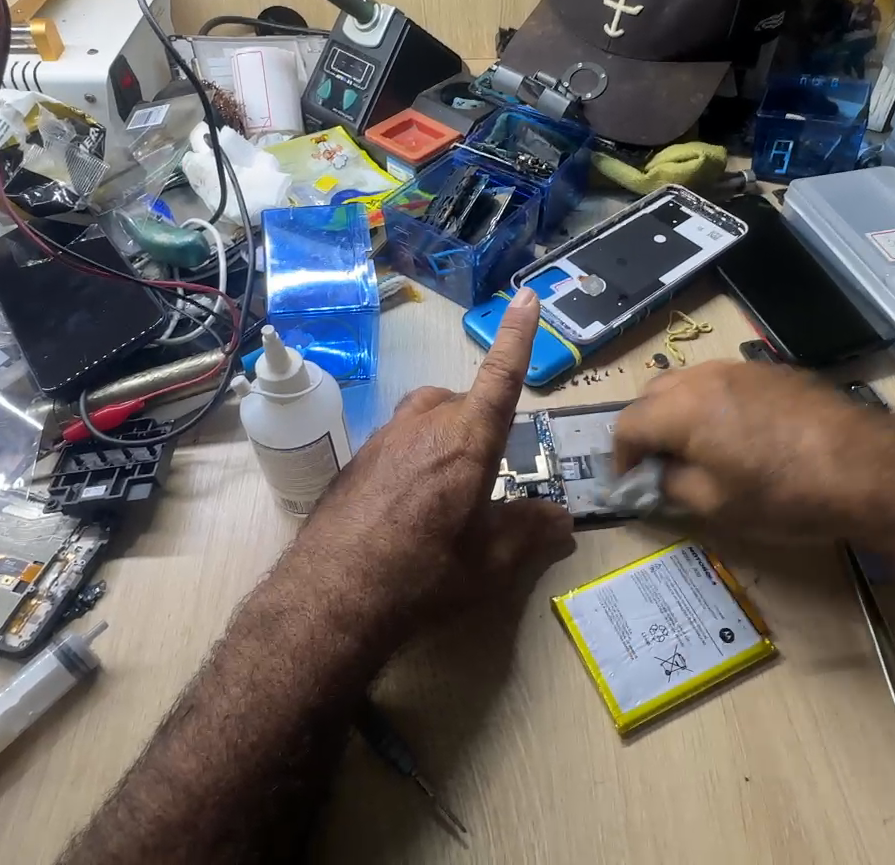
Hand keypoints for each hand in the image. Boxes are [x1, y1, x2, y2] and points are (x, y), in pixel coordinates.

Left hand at [290, 288, 574, 639]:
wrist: (332, 596)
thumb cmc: (424, 573)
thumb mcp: (491, 561)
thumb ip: (531, 532)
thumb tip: (562, 518)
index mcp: (467, 440)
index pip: (502, 376)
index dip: (517, 336)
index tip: (525, 297)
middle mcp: (425, 424)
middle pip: (463, 404)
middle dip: (480, 428)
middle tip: (485, 482)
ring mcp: (385, 437)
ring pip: (427, 420)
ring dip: (444, 442)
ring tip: (443, 499)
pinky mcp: (357, 458)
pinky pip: (397, 443)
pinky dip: (412, 460)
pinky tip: (404, 510)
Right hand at [612, 361, 894, 546]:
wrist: (873, 469)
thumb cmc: (786, 494)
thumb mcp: (717, 505)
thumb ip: (671, 487)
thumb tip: (654, 478)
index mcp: (682, 408)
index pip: (628, 424)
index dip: (621, 457)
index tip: (632, 484)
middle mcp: (705, 376)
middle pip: (653, 395)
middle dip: (647, 429)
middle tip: (660, 466)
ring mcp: (743, 369)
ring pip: (690, 383)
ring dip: (679, 413)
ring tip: (699, 450)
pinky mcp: (777, 372)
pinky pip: (726, 383)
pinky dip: (715, 405)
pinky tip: (742, 436)